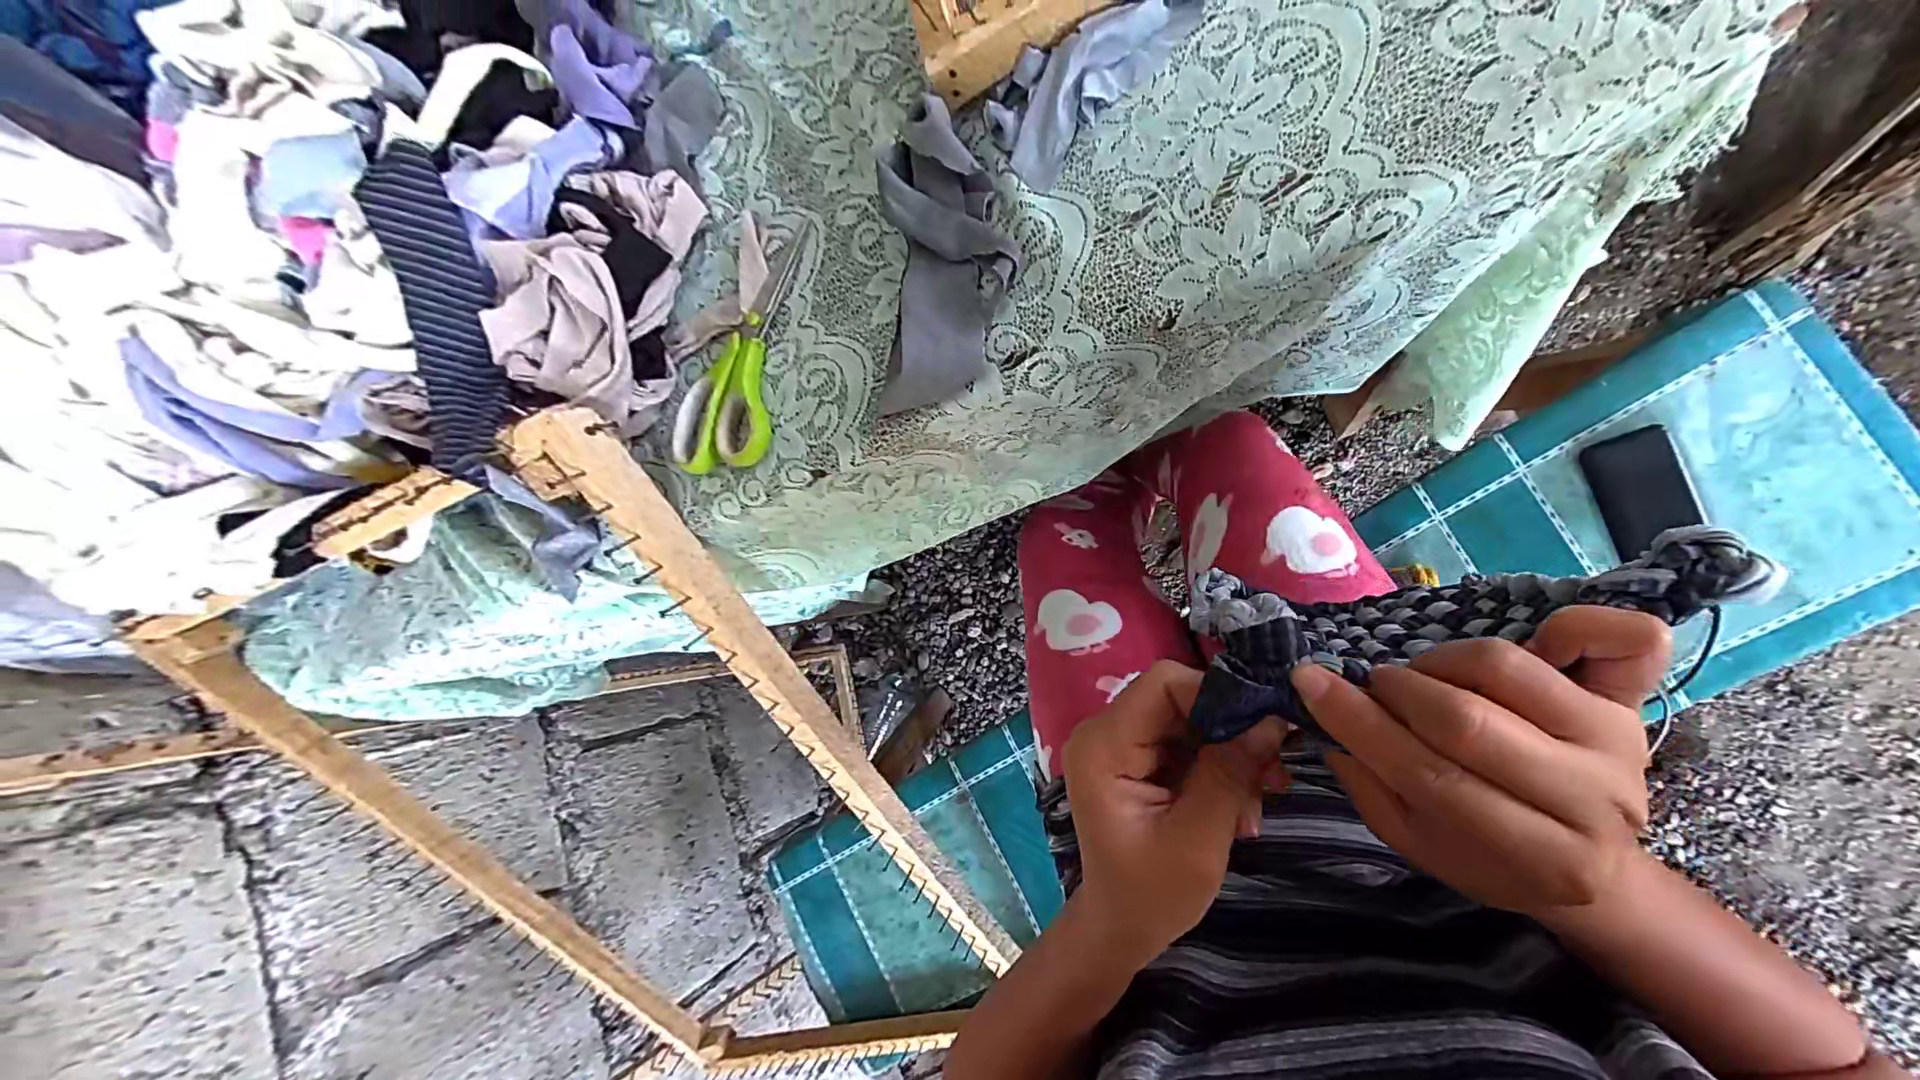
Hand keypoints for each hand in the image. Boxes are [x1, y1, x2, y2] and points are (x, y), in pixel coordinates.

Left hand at [1062, 660, 1285, 961]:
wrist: (1121, 924)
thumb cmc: (1151, 893)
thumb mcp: (1198, 840)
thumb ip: (1229, 774)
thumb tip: (1271, 721)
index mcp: (1103, 745)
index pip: (1161, 684)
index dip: (1215, 695)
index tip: (1262, 731)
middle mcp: (1104, 731)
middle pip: (1178, 698)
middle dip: (1230, 731)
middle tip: (1272, 777)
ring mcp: (1119, 742)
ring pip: (1189, 718)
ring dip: (1230, 754)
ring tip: (1253, 807)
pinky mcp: (1136, 756)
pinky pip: (1185, 740)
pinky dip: (1217, 765)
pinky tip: (1238, 807)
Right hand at [1291, 606, 1669, 915]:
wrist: (1587, 868)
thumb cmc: (1486, 856)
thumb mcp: (1415, 841)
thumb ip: (1369, 782)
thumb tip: (1324, 709)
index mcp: (1539, 857)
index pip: (1430, 776)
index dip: (1357, 723)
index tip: (1308, 681)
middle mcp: (1592, 800)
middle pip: (1468, 721)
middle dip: (1397, 692)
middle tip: (1375, 687)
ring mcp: (1618, 745)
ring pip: (1508, 670)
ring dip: (1443, 662)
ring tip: (1426, 676)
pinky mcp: (1634, 705)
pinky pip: (1627, 643)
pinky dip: (1582, 623)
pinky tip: (1544, 636)